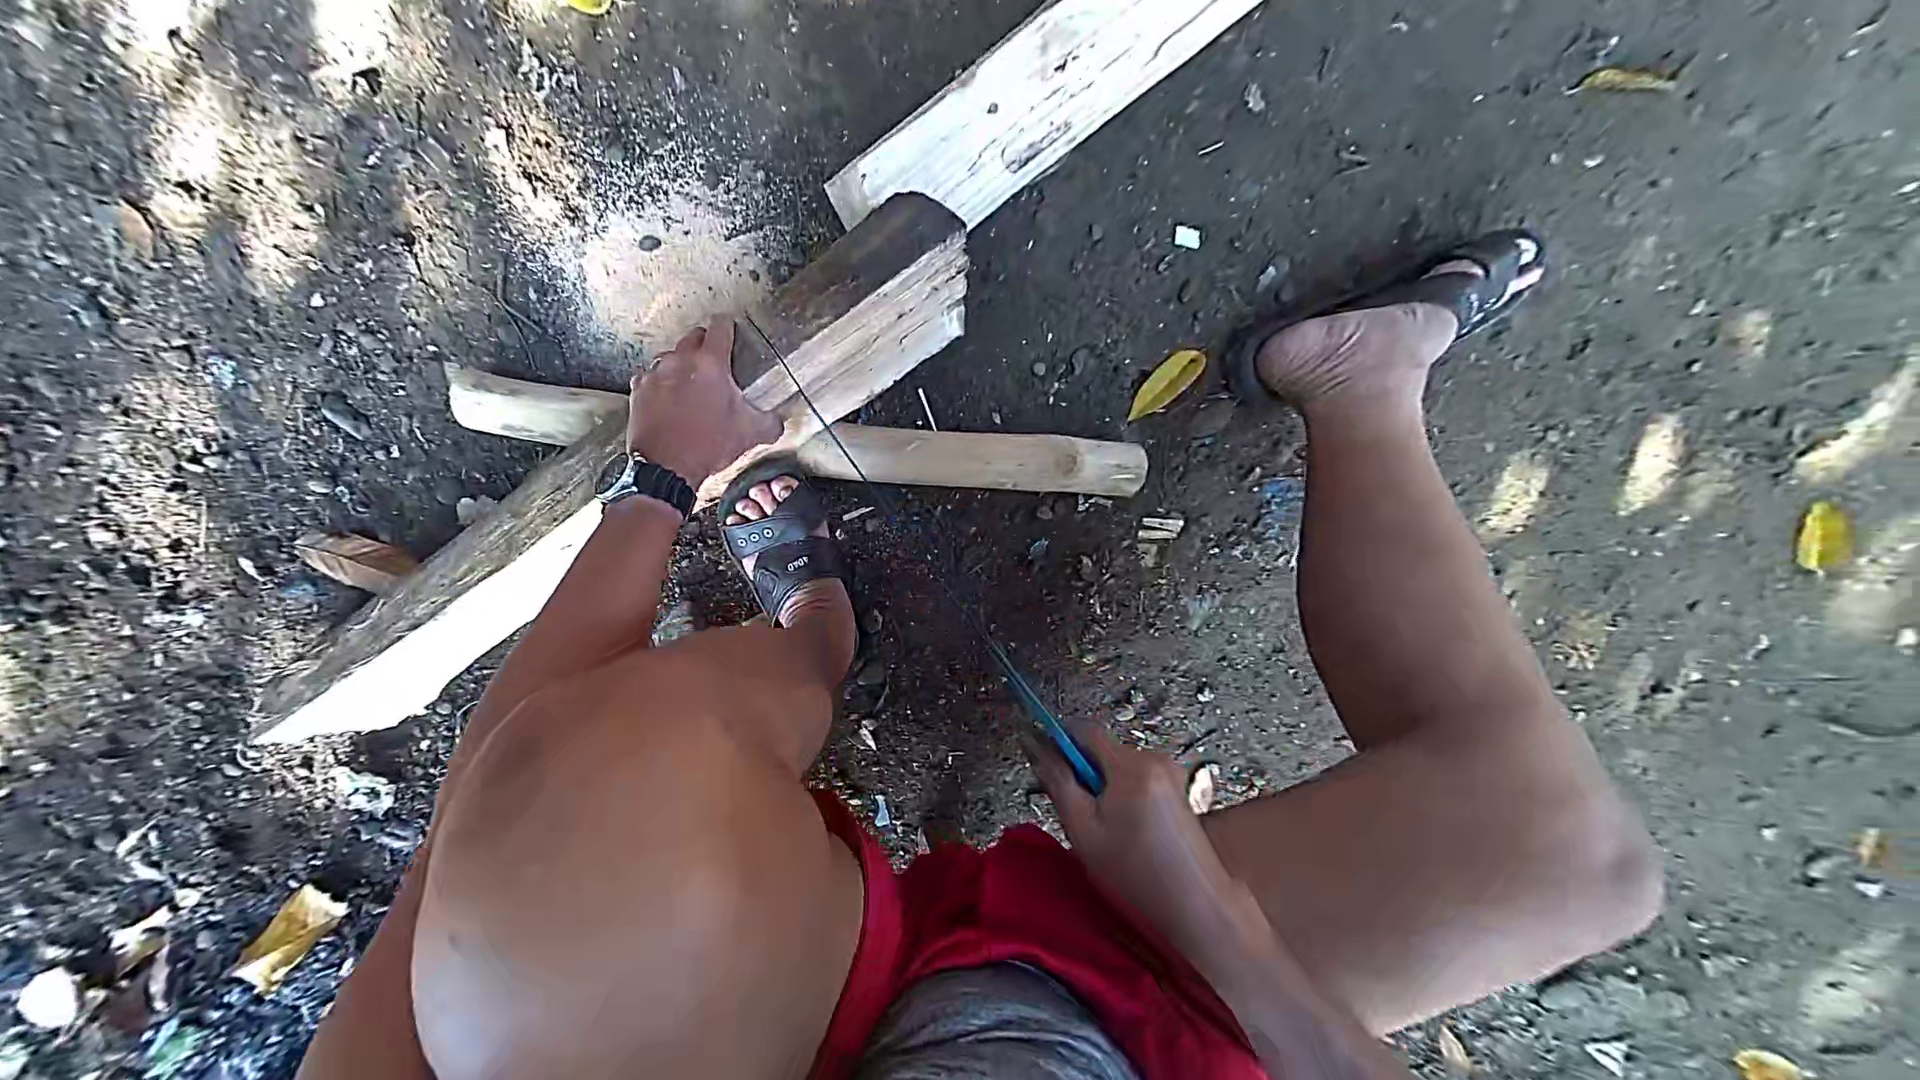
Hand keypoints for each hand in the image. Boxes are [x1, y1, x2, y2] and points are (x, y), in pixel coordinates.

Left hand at [627, 317, 781, 487]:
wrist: (667, 467)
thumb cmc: (707, 446)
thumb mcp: (751, 434)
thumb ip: (771, 422)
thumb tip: (780, 421)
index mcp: (710, 364)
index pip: (720, 327)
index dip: (728, 327)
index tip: (730, 329)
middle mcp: (680, 361)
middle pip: (693, 337)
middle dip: (704, 345)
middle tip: (715, 362)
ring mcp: (655, 374)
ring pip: (671, 357)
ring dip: (682, 365)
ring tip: (692, 385)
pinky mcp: (639, 390)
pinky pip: (652, 378)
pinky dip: (662, 384)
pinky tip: (671, 400)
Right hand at [1026, 722, 1269, 963]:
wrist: (1198, 909)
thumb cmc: (1139, 877)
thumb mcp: (1084, 829)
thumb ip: (1057, 781)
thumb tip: (1036, 747)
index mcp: (1132, 765)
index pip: (1082, 729)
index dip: (1057, 741)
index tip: (1042, 758)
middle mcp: (1155, 760)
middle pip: (1100, 749)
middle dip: (1081, 772)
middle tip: (1076, 810)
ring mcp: (1169, 773)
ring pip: (1116, 765)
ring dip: (1101, 786)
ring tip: (1103, 827)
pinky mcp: (1176, 787)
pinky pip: (1134, 778)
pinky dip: (1120, 795)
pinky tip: (1123, 830)